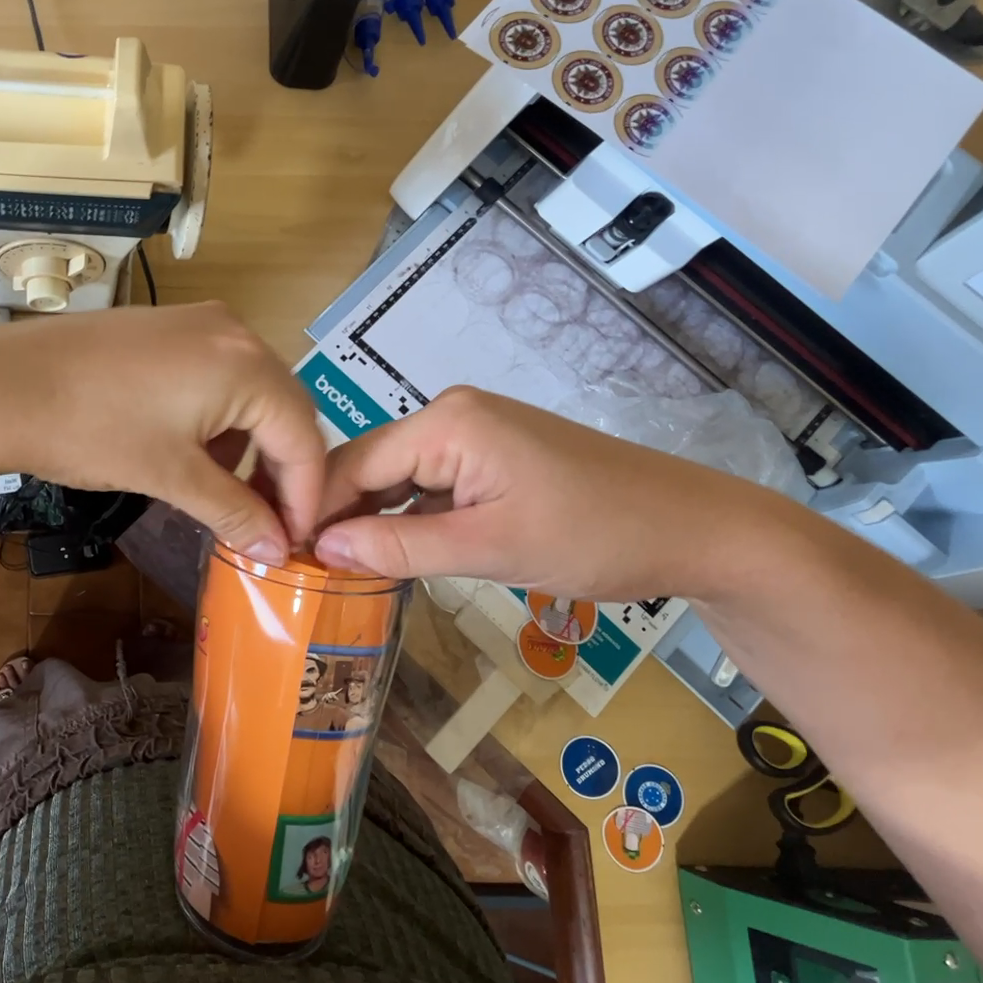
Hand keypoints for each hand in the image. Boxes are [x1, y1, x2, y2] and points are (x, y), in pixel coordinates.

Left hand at [0, 303, 326, 564]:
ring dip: (245, 446)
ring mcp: (194, 322)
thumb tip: (278, 550)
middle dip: (279, 471)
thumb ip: (233, 511)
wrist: (0, 384)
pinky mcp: (161, 328)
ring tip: (224, 495)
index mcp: (246, 363)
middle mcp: (232, 330)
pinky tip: (189, 452)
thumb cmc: (91, 431)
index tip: (294, 543)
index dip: (306, 496)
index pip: (303, 436)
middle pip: (281, 408)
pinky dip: (214, 420)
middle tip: (267, 524)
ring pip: (247, 392)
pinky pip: (212, 376)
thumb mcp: (170, 476)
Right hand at [309, 387, 780, 598]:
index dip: (314, 510)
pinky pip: (425, 486)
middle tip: (302, 566)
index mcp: (446, 422)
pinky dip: (402, 519)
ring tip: (331, 564)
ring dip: (367, 520)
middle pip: (368, 466)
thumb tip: (321, 548)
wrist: (700, 531)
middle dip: (335, 515)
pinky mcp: (488, 458)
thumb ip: (398, 547)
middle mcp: (450, 416)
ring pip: (394, 478)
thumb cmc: (597, 535)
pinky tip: (383, 551)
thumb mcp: (490, 548)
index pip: (352, 463)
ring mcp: (471, 434)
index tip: (283, 556)